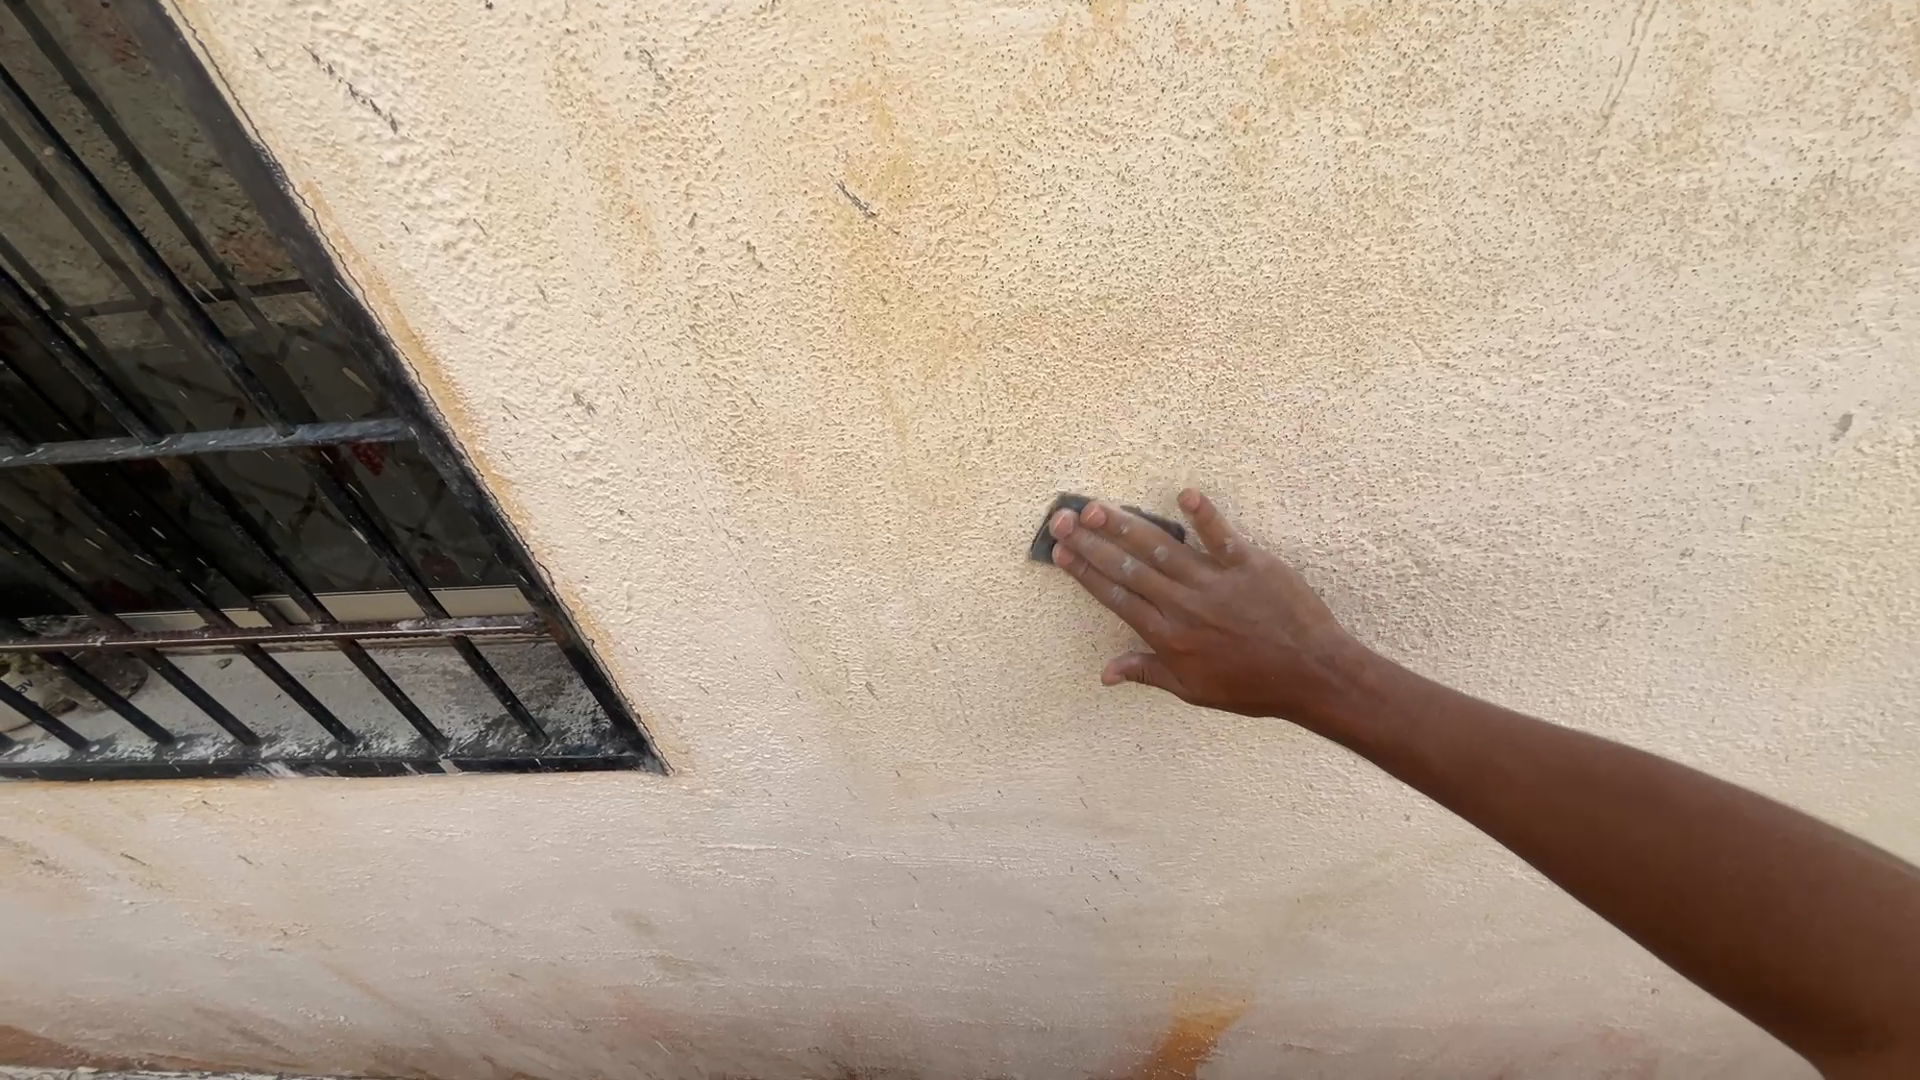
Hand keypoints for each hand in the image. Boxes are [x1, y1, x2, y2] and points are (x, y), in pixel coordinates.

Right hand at [1047, 489, 1365, 722]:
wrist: (1314, 675)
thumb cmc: (1253, 687)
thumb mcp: (1193, 690)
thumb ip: (1147, 673)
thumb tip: (1105, 674)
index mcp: (1168, 636)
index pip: (1115, 597)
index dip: (1084, 573)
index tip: (1060, 552)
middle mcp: (1184, 605)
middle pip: (1127, 568)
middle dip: (1091, 542)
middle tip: (1063, 520)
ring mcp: (1216, 582)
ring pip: (1161, 548)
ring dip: (1126, 526)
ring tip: (1097, 508)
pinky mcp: (1250, 564)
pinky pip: (1222, 536)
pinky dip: (1205, 515)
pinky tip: (1183, 495)